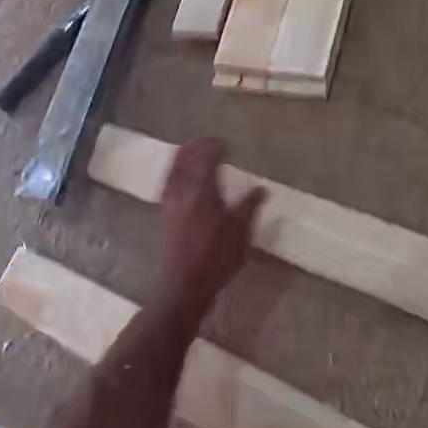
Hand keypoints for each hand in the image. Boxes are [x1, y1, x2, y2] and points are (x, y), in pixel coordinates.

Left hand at [157, 138, 266, 312]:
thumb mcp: (240, 232)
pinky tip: (181, 179)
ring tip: (193, 152)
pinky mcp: (165, 215)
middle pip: (184, 159)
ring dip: (183, 157)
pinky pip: (167, 184)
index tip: (225, 143)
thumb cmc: (216, 259)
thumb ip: (249, 206)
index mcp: (202, 191)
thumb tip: (262, 189)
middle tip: (208, 141)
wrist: (184, 285)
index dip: (215, 147)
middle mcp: (182, 192)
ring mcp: (170, 203)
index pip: (207, 159)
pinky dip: (174, 173)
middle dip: (196, 146)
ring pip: (173, 170)